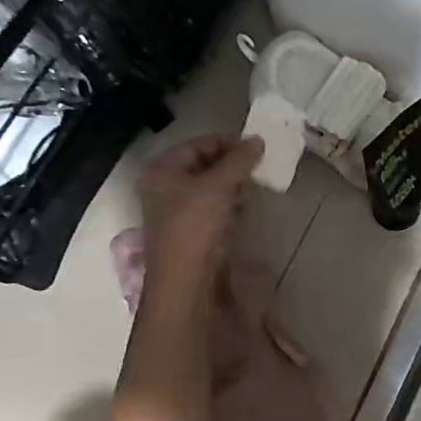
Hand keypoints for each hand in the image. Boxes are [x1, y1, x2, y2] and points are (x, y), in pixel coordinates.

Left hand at [139, 134, 262, 283]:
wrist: (186, 280)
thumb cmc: (195, 226)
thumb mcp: (218, 186)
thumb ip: (239, 161)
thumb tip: (258, 140)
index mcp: (162, 171)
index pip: (198, 145)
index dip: (227, 143)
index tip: (256, 149)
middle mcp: (165, 188)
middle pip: (204, 166)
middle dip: (231, 167)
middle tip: (255, 172)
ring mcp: (177, 212)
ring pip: (210, 188)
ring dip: (232, 187)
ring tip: (249, 193)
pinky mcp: (191, 232)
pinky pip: (212, 209)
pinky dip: (228, 206)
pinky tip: (241, 211)